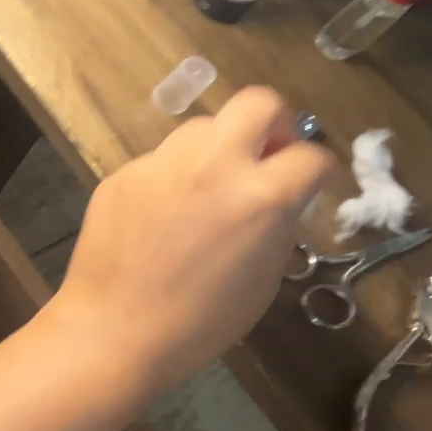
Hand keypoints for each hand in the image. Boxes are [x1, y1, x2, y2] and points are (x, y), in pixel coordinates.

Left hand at [48, 87, 334, 388]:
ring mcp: (159, 165)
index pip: (311, 155)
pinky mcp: (121, 174)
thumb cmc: (199, 320)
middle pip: (257, 102)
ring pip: (199, 127)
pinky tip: (159, 214)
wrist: (114, 328)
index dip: (317, 172)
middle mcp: (212, 166)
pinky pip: (157, 160)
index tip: (308, 185)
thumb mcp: (264, 276)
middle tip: (263, 158)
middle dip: (272, 124)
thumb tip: (279, 197)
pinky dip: (170, 176)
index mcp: (261, 196)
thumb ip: (276, 221)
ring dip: (215, 148)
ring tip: (206, 188)